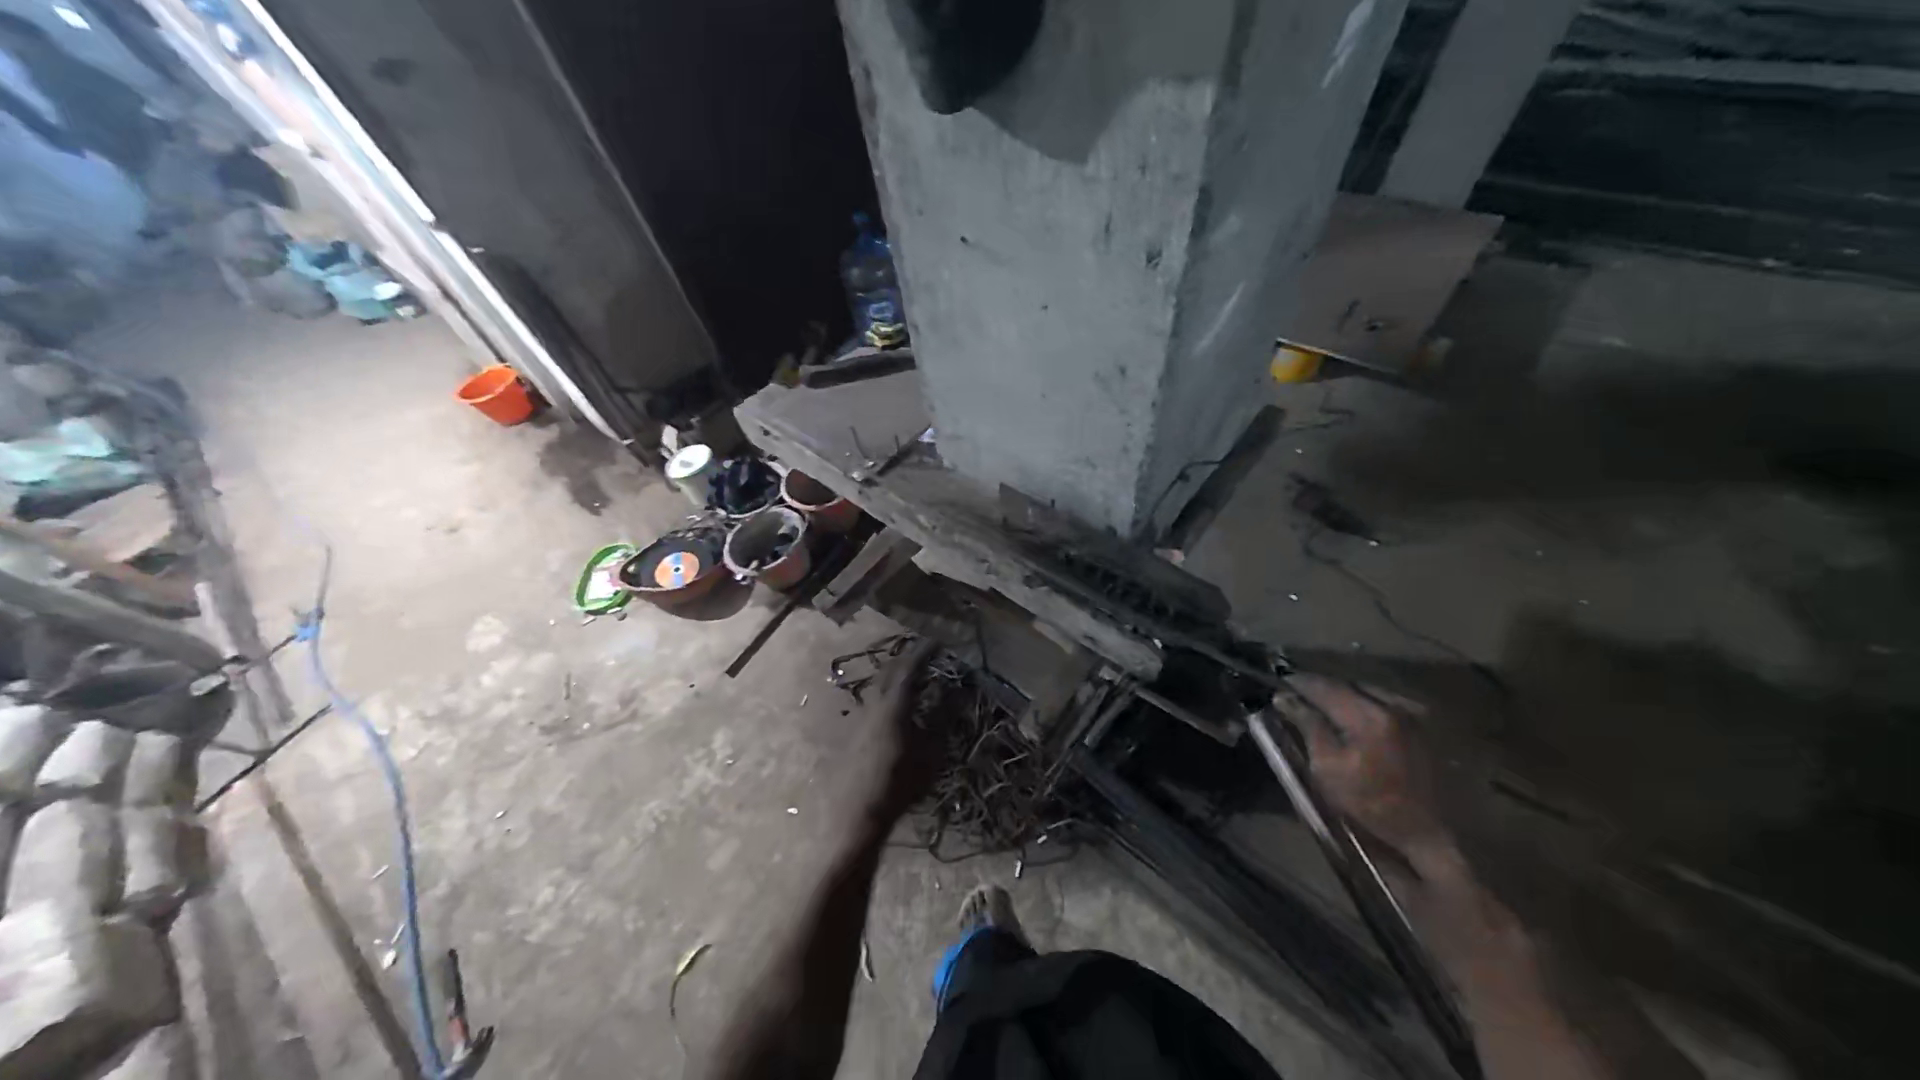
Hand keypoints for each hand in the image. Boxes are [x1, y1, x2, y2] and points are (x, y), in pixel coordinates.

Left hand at [860, 637, 940, 822]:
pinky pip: (872, 703)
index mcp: (894, 704)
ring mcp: (858, 718)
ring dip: (895, 678)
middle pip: (889, 671)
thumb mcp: (932, 751)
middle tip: (924, 655)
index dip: (925, 652)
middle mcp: (873, 704)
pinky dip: (886, 696)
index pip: (910, 668)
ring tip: (912, 680)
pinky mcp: (852, 734)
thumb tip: (958, 691)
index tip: (938, 642)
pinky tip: (894, 709)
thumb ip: (944, 717)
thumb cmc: (901, 782)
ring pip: (877, 687)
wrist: (858, 813)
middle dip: (907, 659)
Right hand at [1281, 674, 1445, 853]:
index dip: (1298, 682)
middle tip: (1297, 694)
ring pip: (1366, 690)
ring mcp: (1412, 713)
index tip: (1279, 683)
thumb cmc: (1372, 804)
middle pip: (1346, 683)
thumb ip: (1308, 726)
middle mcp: (1393, 705)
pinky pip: (1383, 701)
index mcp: (1368, 716)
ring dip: (1342, 693)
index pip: (1325, 686)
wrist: (1428, 832)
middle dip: (1320, 687)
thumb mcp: (1328, 768)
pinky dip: (1362, 702)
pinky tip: (1351, 715)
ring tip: (1322, 704)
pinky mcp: (1421, 724)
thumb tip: (1285, 698)